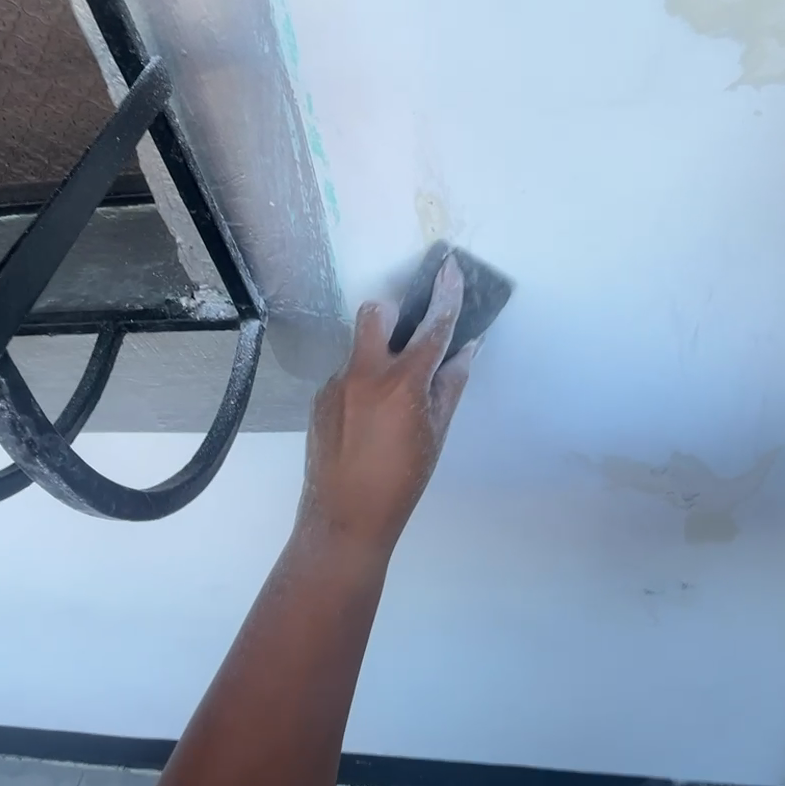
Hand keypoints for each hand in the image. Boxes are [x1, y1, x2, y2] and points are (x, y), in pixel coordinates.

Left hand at [297, 258, 477, 557]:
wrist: (343, 517)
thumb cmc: (402, 481)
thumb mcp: (436, 434)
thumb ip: (449, 386)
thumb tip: (465, 350)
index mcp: (401, 382)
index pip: (431, 328)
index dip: (445, 295)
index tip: (450, 268)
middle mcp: (364, 372)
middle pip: (374, 313)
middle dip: (393, 315)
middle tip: (407, 341)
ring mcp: (335, 383)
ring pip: (359, 348)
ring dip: (378, 357)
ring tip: (389, 404)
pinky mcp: (319, 398)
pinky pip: (346, 376)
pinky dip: (362, 385)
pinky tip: (367, 423)